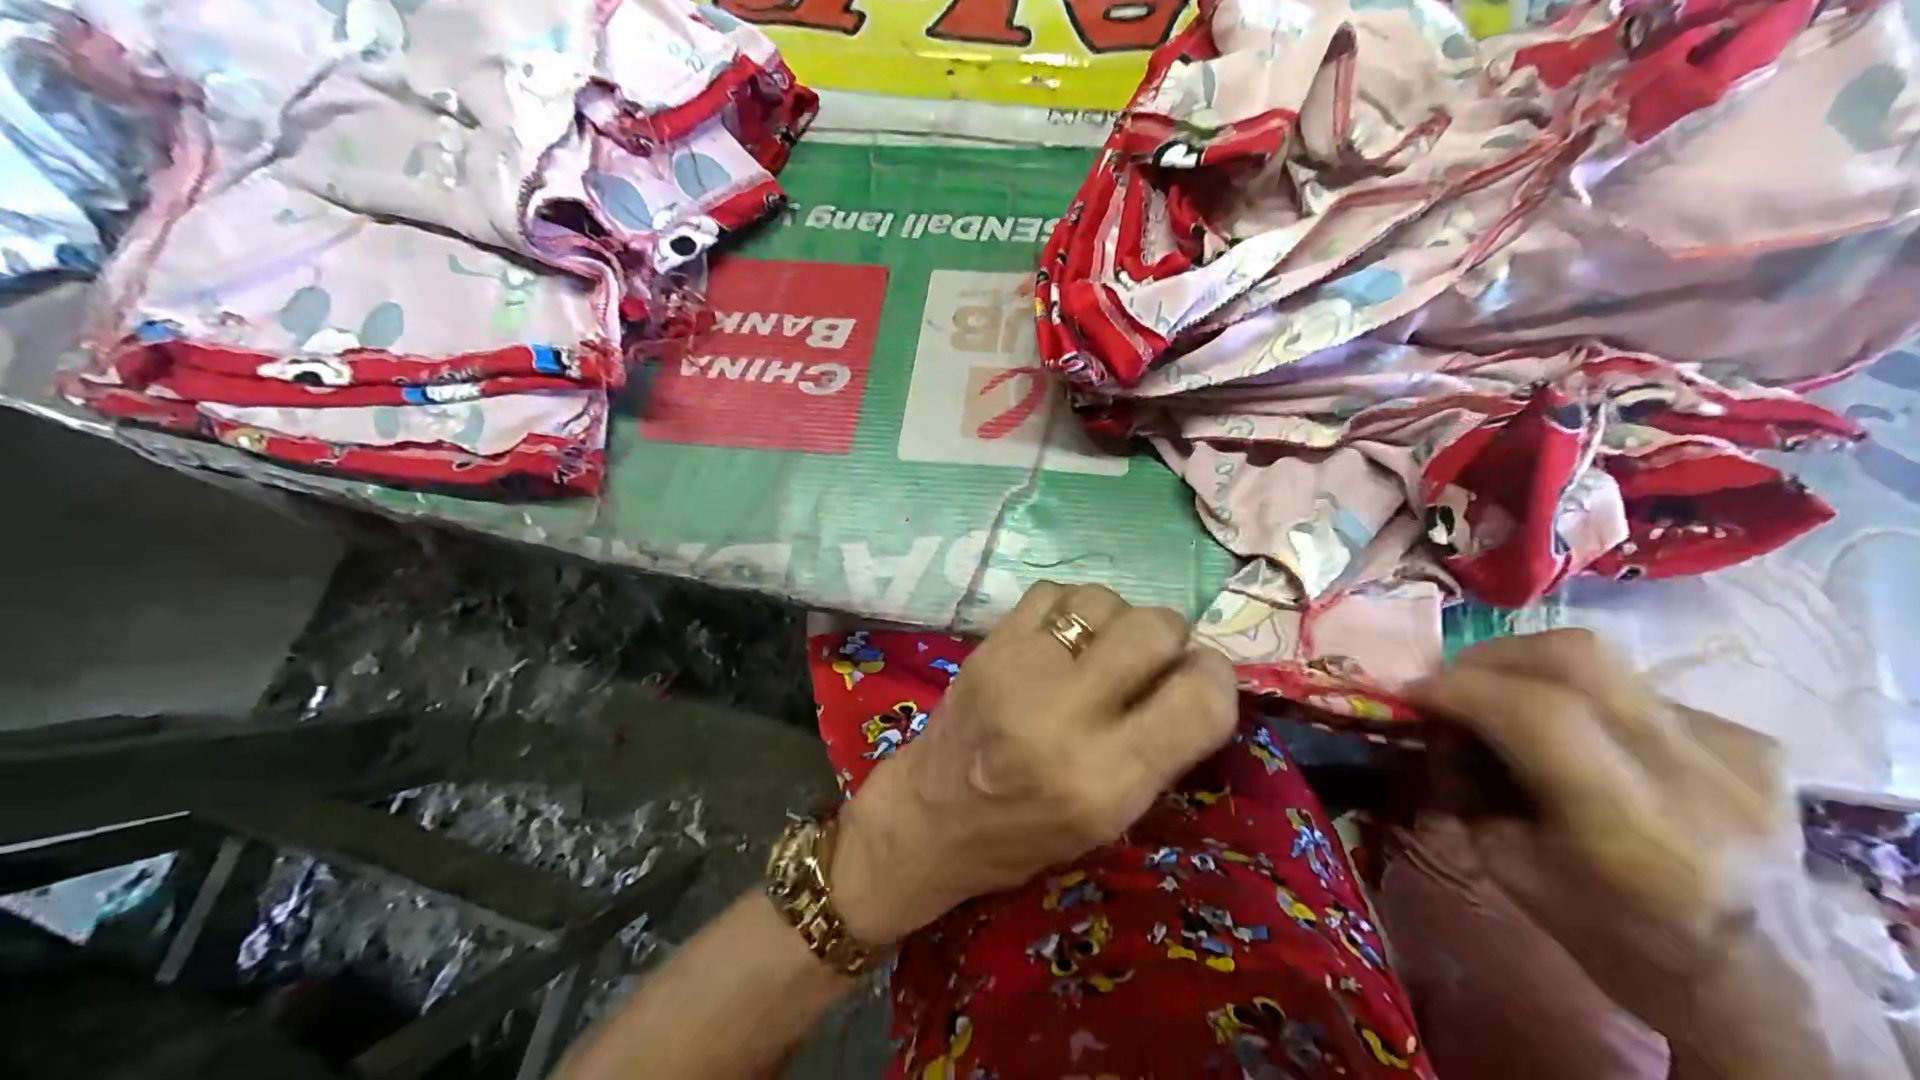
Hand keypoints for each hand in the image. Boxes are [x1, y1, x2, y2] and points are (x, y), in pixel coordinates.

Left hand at [827, 582, 1237, 945]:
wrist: (930, 818)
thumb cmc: (1025, 836)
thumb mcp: (1110, 818)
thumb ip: (1159, 746)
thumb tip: (1198, 673)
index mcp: (1106, 782)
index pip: (1201, 701)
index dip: (1215, 679)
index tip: (1201, 678)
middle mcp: (1065, 719)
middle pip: (1154, 628)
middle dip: (1170, 637)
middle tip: (1153, 659)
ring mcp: (1020, 672)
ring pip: (1103, 598)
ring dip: (1118, 617)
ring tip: (1102, 646)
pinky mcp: (988, 645)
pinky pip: (1053, 592)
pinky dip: (1070, 608)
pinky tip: (1062, 638)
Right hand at [1412, 631, 1812, 1073]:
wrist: (1763, 984)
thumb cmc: (1614, 937)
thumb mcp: (1509, 868)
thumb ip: (1467, 786)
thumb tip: (1435, 725)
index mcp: (1633, 830)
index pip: (1538, 712)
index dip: (1460, 687)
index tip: (1410, 693)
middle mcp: (1693, 776)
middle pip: (1575, 658)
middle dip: (1490, 656)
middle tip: (1452, 681)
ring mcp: (1734, 752)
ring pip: (1603, 663)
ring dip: (1529, 671)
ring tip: (1503, 702)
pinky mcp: (1750, 743)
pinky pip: (1635, 691)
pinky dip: (1582, 700)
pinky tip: (1581, 738)